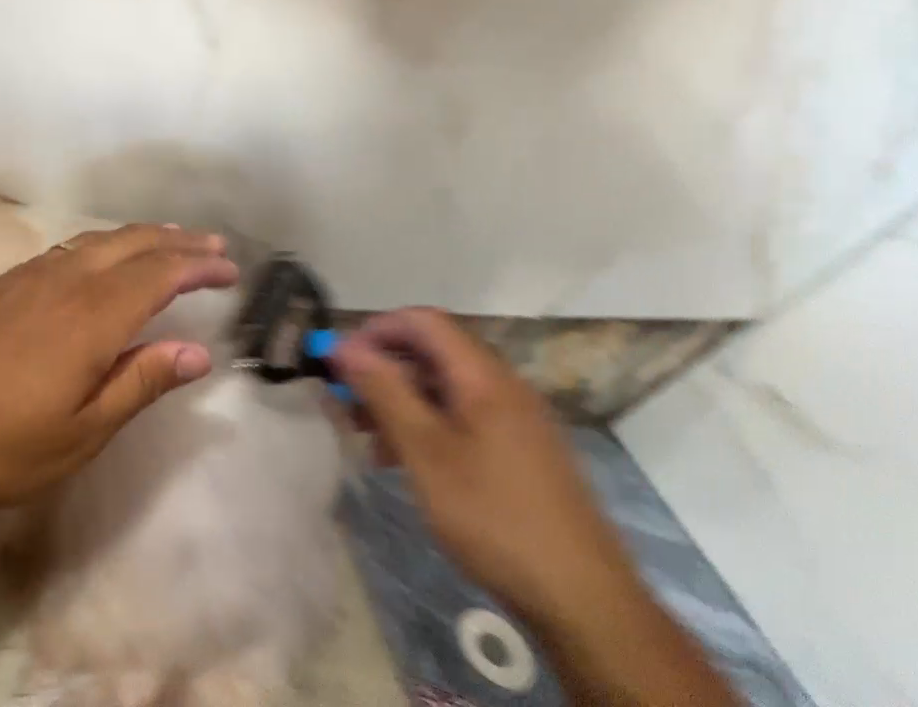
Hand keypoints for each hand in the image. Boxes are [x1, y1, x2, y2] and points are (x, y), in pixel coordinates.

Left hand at [0, 225, 237, 512]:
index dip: (198, 266)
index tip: (230, 268)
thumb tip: (195, 352)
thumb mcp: (81, 432)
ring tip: (163, 246)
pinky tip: (94, 266)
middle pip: (126, 243)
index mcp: (89, 317)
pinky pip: (58, 253)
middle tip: (210, 244)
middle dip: (173, 240)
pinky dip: (93, 248)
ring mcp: (19, 280)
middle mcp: (58, 283)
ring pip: (89, 242)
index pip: (158, 274)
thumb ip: (139, 384)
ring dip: (133, 239)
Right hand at [336, 308, 636, 622]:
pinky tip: (402, 462)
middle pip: (433, 353)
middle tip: (344, 404)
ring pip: (444, 389)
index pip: (424, 322)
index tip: (338, 362)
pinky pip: (461, 419)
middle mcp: (504, 388)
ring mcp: (515, 421)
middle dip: (382, 369)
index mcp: (485, 378)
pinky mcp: (519, 452)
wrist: (578, 595)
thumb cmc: (493, 515)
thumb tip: (345, 345)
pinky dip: (424, 427)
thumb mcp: (425, 451)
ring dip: (399, 402)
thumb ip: (384, 392)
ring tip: (365, 439)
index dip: (376, 330)